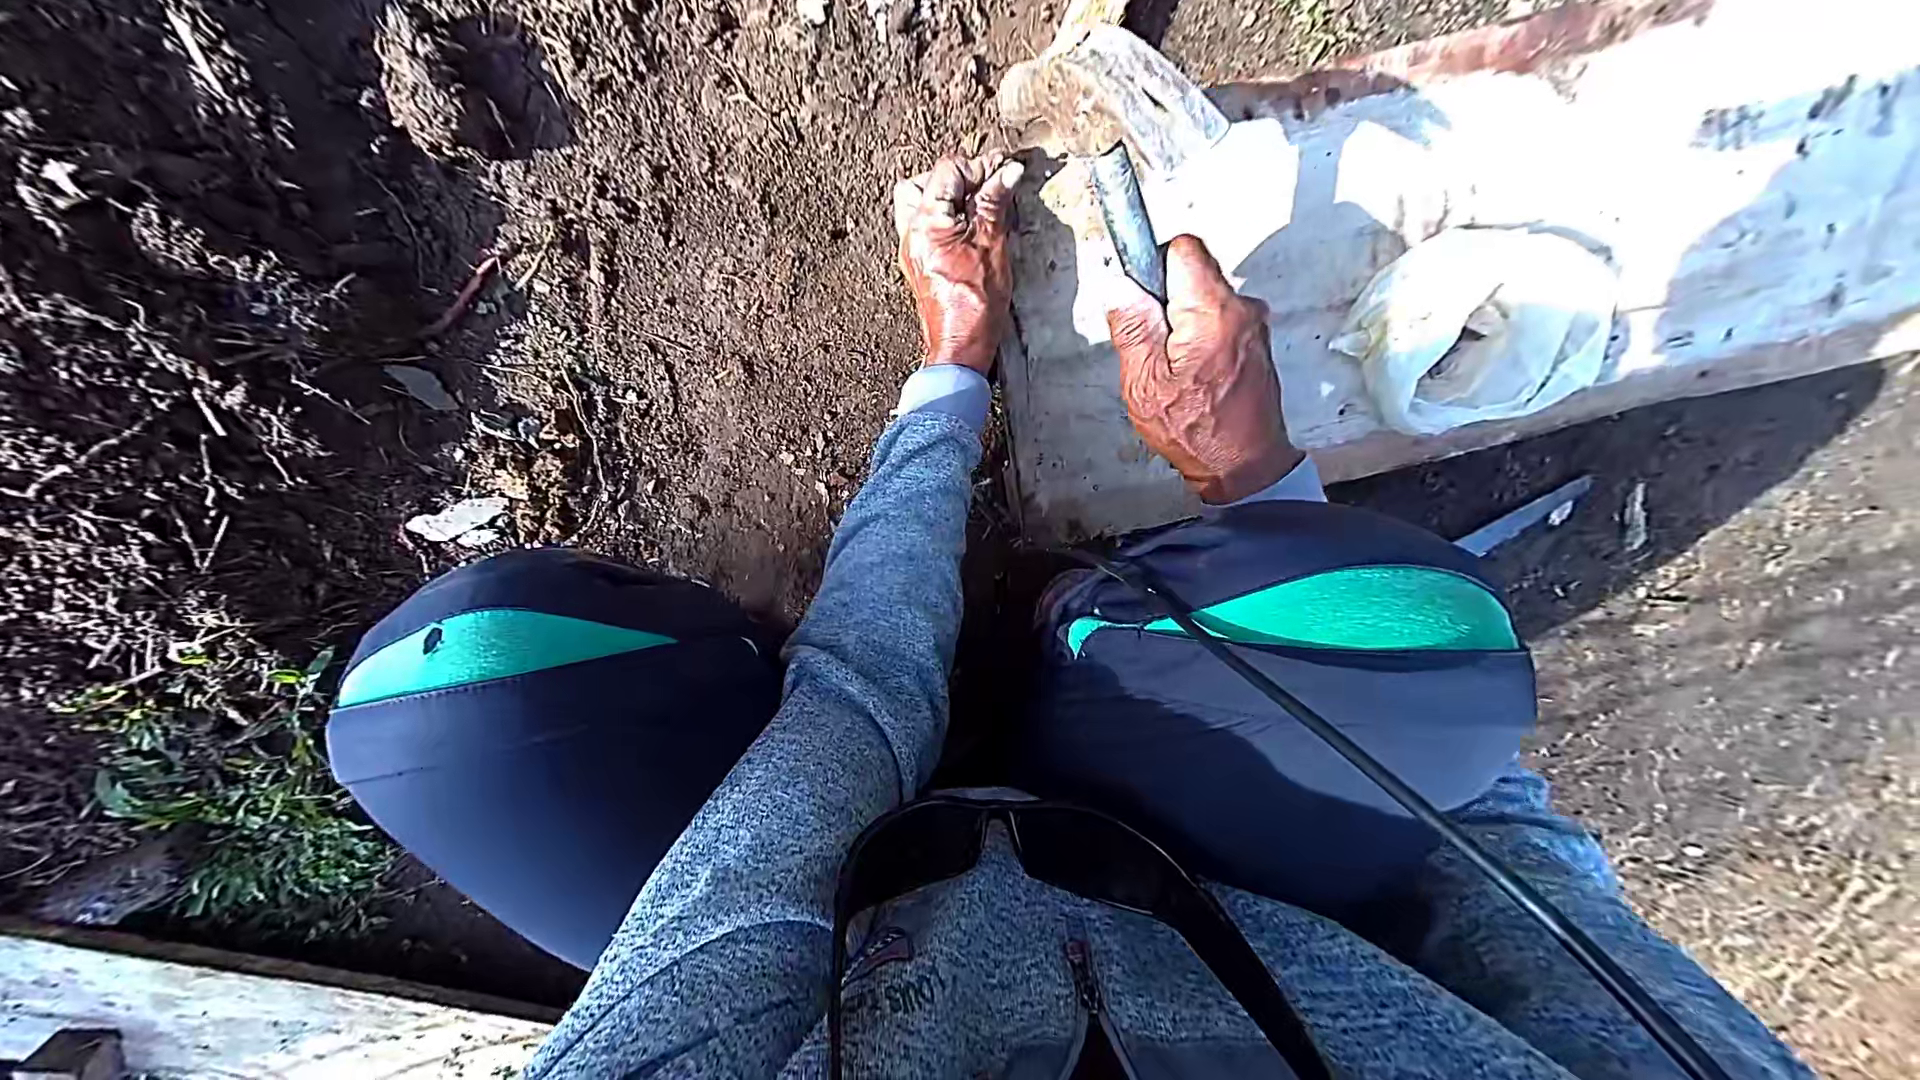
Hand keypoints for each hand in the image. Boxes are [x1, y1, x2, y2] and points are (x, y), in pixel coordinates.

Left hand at [896, 153, 1024, 373]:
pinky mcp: (917, 266)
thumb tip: (1007, 172)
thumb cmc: (975, 308)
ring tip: (973, 209)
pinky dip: (941, 220)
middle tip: (983, 188)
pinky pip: (921, 229)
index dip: (979, 166)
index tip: (1003, 172)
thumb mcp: (993, 248)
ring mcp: (910, 251)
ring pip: (916, 205)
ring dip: (944, 199)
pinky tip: (965, 230)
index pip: (947, 171)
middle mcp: (910, 234)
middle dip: (954, 178)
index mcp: (926, 224)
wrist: (959, 350)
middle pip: (921, 184)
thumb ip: (994, 205)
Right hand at [1106, 235, 1302, 503]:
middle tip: (1154, 350)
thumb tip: (1121, 287)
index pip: (1182, 249)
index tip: (1141, 298)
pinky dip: (1199, 340)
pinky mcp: (1255, 342)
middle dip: (1164, 304)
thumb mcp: (1144, 384)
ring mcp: (1253, 325)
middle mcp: (1242, 309)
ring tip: (1174, 371)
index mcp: (1213, 312)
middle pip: (1193, 274)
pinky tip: (1192, 376)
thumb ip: (1133, 329)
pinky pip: (1218, 323)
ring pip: (1204, 301)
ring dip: (1182, 326)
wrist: (1242, 464)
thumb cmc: (1197, 432)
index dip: (1152, 267)